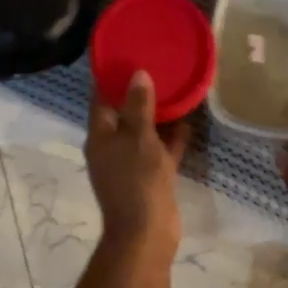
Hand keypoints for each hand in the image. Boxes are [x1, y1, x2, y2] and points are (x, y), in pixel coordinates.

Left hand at [84, 71, 189, 260]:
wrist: (147, 234)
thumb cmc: (136, 179)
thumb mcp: (138, 136)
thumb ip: (138, 105)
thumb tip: (137, 73)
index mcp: (100, 135)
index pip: (100, 97)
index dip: (110, 76)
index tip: (125, 54)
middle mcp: (111, 146)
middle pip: (123, 112)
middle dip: (138, 93)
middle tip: (155, 65)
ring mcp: (130, 163)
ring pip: (143, 131)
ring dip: (157, 114)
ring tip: (173, 86)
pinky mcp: (149, 176)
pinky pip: (160, 150)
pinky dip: (171, 137)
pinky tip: (188, 119)